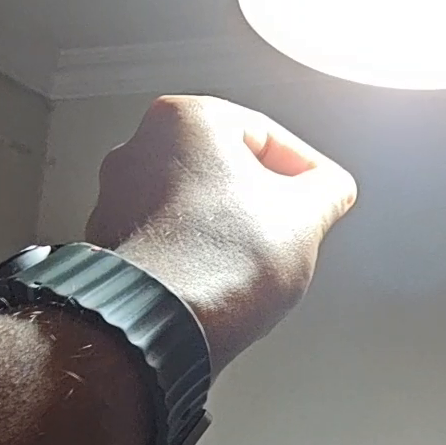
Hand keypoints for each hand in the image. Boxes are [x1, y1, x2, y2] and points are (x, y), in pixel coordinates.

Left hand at [85, 95, 357, 373]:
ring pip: (202, 206)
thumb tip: (332, 188)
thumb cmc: (222, 262)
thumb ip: (330, 189)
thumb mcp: (307, 216)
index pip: (271, 137)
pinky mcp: (114, 243)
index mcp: (187, 119)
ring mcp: (118, 197)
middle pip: (231, 170)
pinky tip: (225, 281)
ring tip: (259, 264)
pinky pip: (175, 240)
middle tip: (295, 232)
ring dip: (236, 231)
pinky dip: (202, 254)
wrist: (161, 324)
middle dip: (268, 203)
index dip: (310, 174)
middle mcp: (140, 147)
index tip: (325, 197)